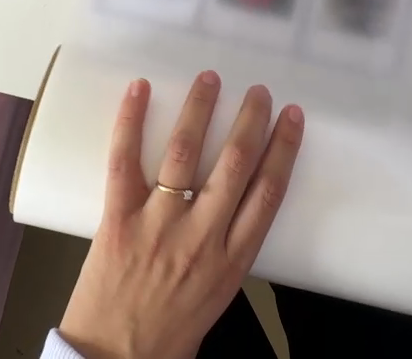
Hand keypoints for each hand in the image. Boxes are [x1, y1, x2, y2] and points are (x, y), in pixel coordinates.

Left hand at [58, 73, 304, 358]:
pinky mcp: (118, 217)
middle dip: (250, 120)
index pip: (267, 194)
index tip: (292, 117)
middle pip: (235, 165)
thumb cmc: (169, 332)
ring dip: (201, 109)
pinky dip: (131, 120)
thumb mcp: (219, 296)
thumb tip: (238, 200)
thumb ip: (229, 248)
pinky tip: (140, 87)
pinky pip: (124, 160)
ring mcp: (158, 223)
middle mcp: (201, 236)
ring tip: (210, 78)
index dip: (283, 149)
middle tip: (258, 91)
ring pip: (185, 152)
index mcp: (231, 261)